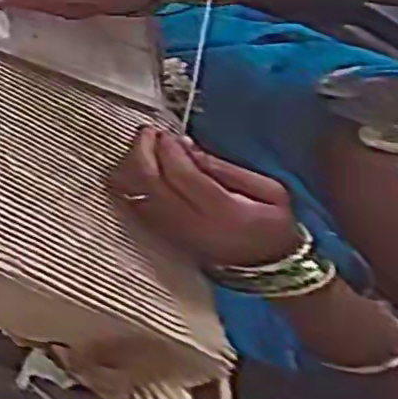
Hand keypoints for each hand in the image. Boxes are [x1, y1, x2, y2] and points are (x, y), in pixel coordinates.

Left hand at [112, 126, 303, 268]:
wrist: (265, 266)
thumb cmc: (271, 224)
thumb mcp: (270, 193)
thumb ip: (226, 168)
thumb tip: (186, 147)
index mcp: (222, 210)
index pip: (180, 173)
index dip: (167, 149)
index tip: (166, 133)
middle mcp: (188, 220)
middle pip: (149, 178)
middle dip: (143, 149)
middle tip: (148, 132)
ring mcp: (168, 228)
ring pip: (132, 189)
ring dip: (130, 162)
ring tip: (142, 146)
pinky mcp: (156, 231)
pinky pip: (129, 201)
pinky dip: (126, 180)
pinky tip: (134, 166)